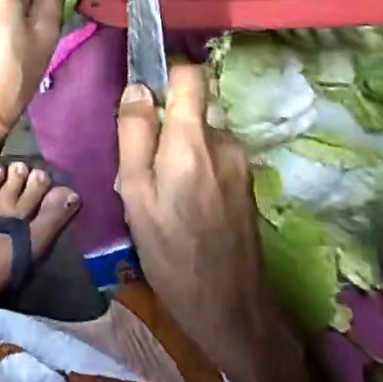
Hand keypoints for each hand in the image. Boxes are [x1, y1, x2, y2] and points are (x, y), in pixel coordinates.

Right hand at [116, 65, 311, 381]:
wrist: (231, 308)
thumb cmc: (172, 254)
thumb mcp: (135, 196)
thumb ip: (134, 136)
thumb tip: (138, 86)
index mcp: (192, 141)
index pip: (189, 73)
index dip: (166, 74)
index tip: (145, 98)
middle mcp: (224, 140)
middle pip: (190, 109)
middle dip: (164, 127)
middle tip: (145, 172)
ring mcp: (241, 160)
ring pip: (200, 135)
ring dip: (180, 152)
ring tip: (165, 198)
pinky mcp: (248, 179)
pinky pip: (213, 156)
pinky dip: (196, 168)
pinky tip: (187, 207)